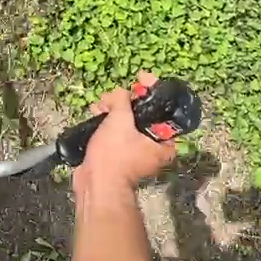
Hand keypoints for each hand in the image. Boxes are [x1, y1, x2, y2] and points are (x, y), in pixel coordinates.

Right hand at [73, 70, 178, 199]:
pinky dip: (107, 121)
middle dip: (126, 100)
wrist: (97, 183)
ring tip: (99, 104)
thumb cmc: (115, 154)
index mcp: (165, 142)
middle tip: (113, 94)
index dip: (153, 89)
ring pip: (127, 121)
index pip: (165, 108)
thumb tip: (120, 93)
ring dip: (113, 109)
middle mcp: (154, 146)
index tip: (140, 77)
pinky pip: (116, 131)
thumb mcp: (119, 120)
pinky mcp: (119, 153)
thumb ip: (122, 100)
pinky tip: (96, 113)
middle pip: (144, 113)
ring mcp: (136, 150)